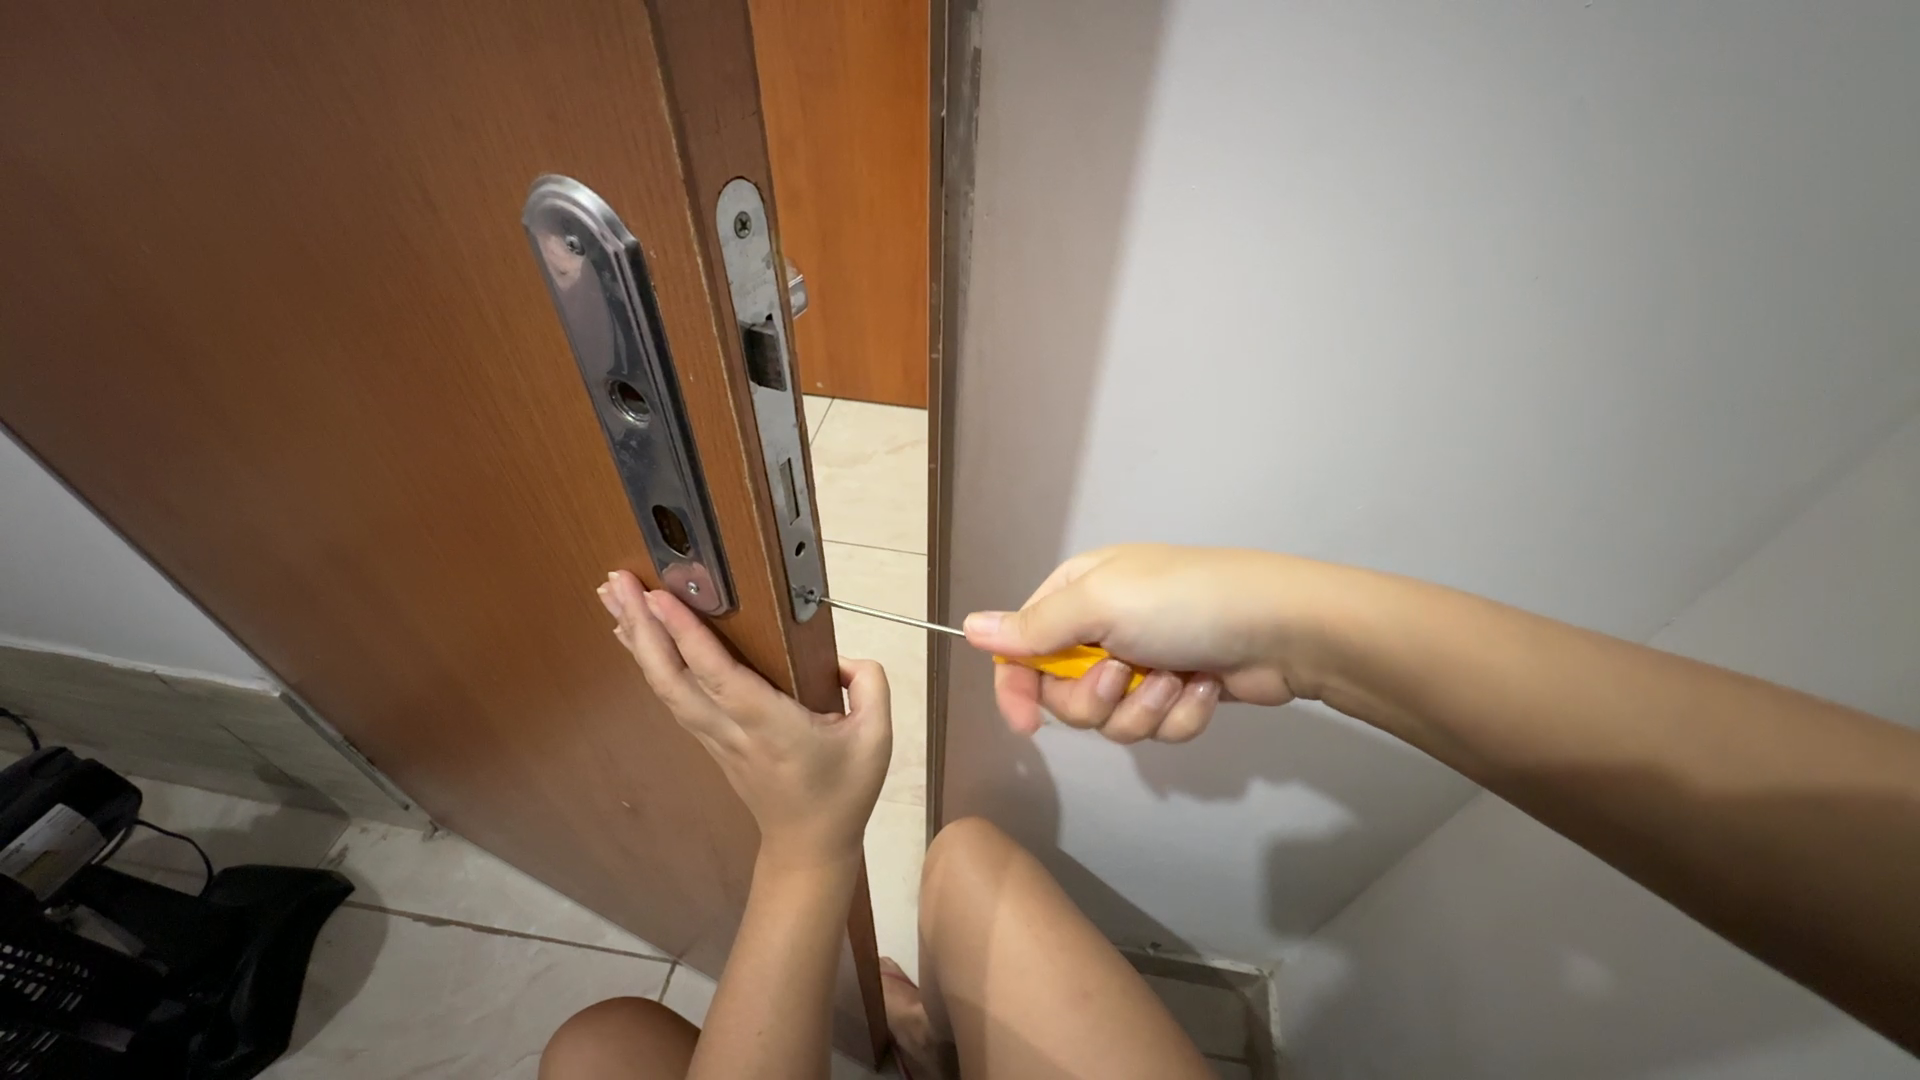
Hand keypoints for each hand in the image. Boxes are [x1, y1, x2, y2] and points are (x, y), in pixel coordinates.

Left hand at [600, 571, 890, 868]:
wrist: (808, 846)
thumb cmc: (843, 791)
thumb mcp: (877, 738)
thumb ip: (869, 685)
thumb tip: (842, 659)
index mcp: (771, 727)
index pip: (720, 676)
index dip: (688, 636)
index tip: (660, 598)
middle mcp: (732, 730)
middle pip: (673, 679)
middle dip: (642, 629)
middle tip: (617, 584)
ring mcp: (714, 738)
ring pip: (665, 687)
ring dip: (638, 641)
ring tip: (613, 597)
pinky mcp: (710, 740)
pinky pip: (674, 696)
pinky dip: (651, 662)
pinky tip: (638, 639)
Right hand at [963, 545, 1332, 742]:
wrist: (1284, 628)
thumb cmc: (1184, 602)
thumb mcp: (1101, 604)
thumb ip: (1034, 627)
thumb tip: (969, 628)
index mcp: (1077, 596)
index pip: (1022, 649)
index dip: (1018, 688)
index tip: (1024, 724)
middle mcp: (1102, 629)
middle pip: (1063, 695)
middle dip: (1095, 698)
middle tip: (1125, 676)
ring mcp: (1141, 663)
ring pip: (1110, 719)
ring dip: (1144, 707)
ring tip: (1178, 679)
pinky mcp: (1175, 694)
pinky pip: (1154, 727)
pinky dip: (1179, 713)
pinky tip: (1204, 687)